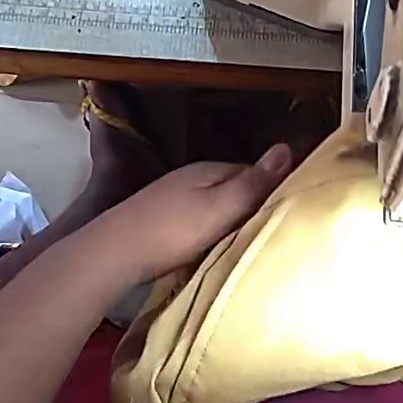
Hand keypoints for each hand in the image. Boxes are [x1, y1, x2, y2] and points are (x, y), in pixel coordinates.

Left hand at [84, 145, 292, 285]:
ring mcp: (176, 198)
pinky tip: (212, 249)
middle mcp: (193, 178)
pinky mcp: (164, 220)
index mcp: (210, 169)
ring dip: (232, 222)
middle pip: (236, 190)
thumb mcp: (222, 207)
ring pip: (218, 207)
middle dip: (253, 208)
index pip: (256, 173)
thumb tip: (287, 147)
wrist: (113, 254)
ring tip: (244, 244)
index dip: (274, 192)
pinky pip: (200, 221)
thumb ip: (255, 182)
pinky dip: (211, 233)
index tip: (288, 215)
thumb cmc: (172, 231)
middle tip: (269, 234)